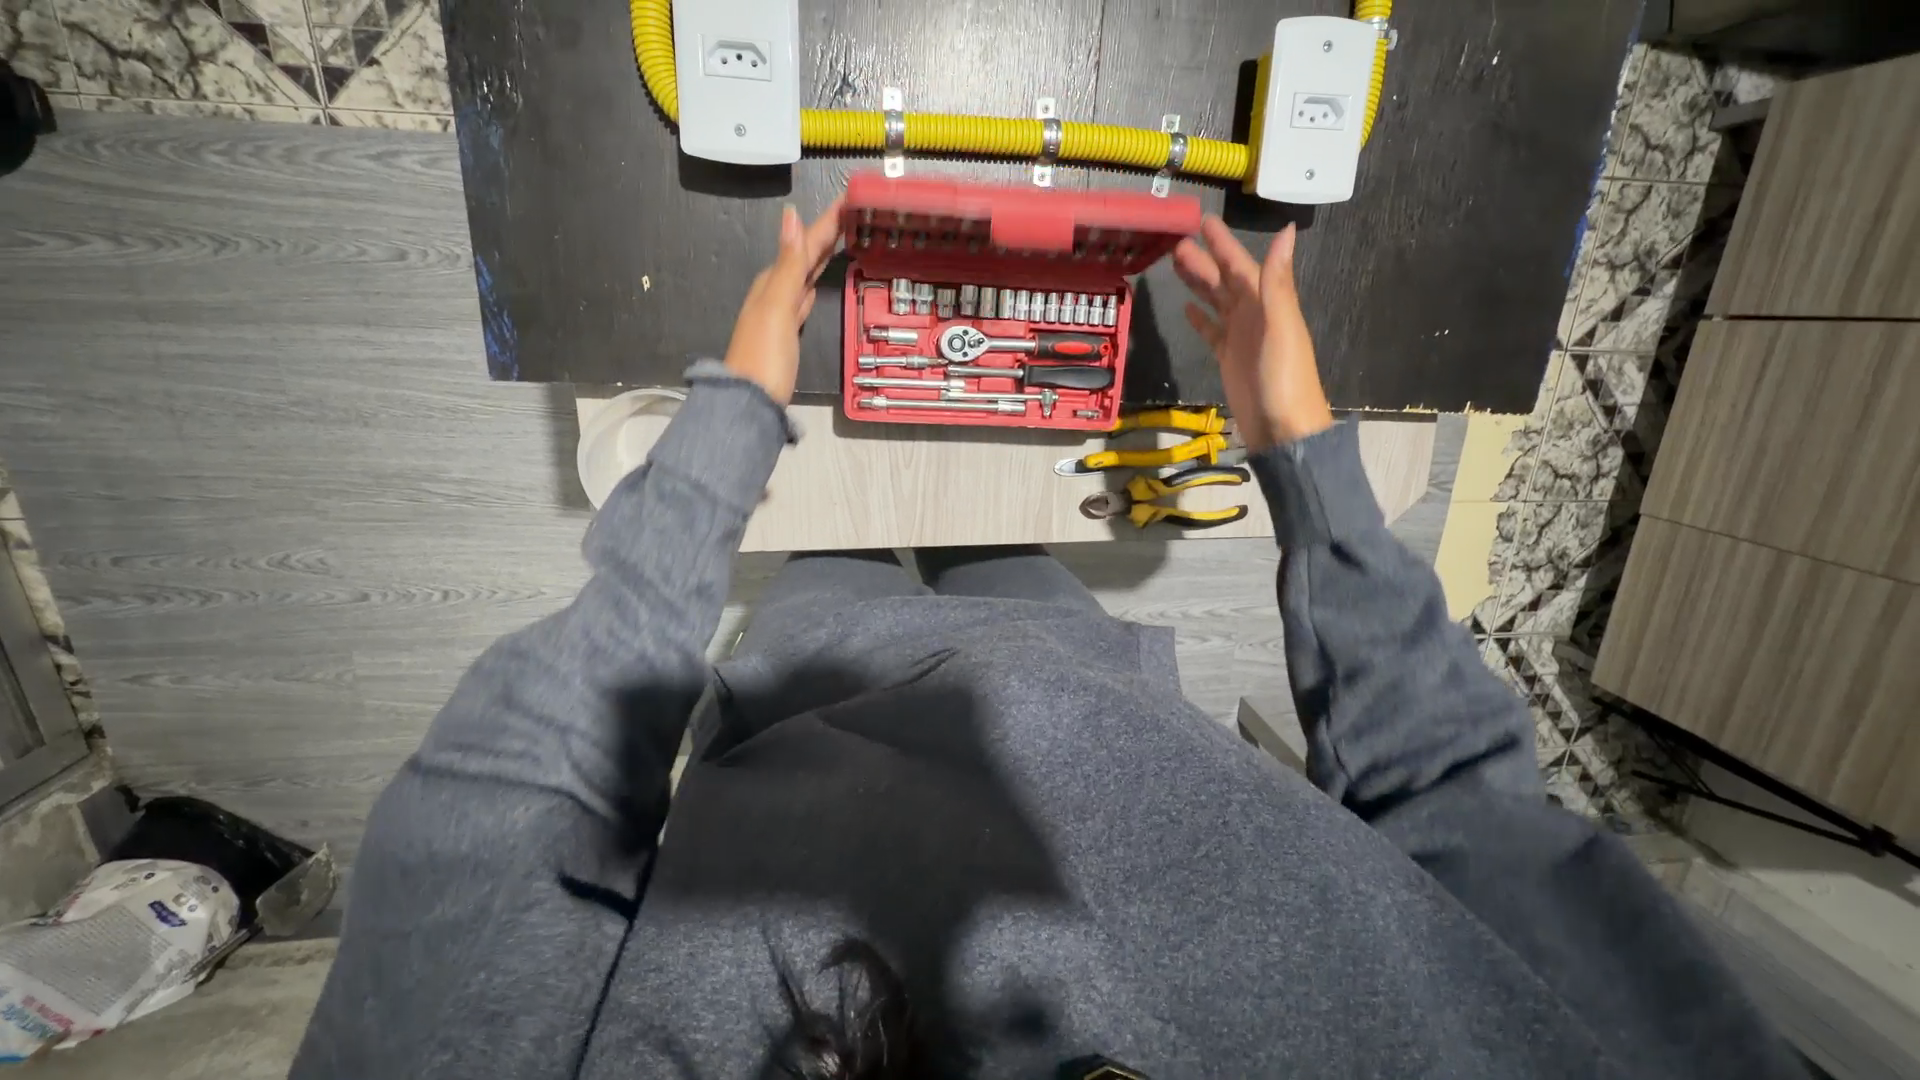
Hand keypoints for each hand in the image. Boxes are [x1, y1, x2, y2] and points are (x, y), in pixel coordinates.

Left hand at [722, 198, 844, 404]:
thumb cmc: (765, 358)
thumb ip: (787, 264)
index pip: (805, 244)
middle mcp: (774, 293)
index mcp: (773, 283)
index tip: (850, 197)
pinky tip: (816, 283)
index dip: (826, 221)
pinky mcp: (788, 334)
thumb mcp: (777, 308)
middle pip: (804, 256)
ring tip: (842, 238)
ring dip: (821, 256)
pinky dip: (813, 283)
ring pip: (804, 275)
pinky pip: (803, 297)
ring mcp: (780, 314)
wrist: (750, 404)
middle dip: (826, 233)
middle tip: (853, 212)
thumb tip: (791, 214)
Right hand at [1171, 217, 1333, 450]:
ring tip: (1175, 265)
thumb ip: (1276, 282)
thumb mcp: (1281, 327)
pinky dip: (1201, 318)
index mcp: (1266, 304)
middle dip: (1204, 260)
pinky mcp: (1229, 359)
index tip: (1203, 221)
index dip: (1223, 244)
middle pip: (1224, 281)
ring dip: (1198, 283)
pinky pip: (1212, 331)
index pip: (1240, 266)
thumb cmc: (1283, 379)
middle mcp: (1253, 315)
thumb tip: (1285, 230)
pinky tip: (1187, 308)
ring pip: (1215, 302)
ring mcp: (1240, 337)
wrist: (1284, 428)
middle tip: (1176, 242)